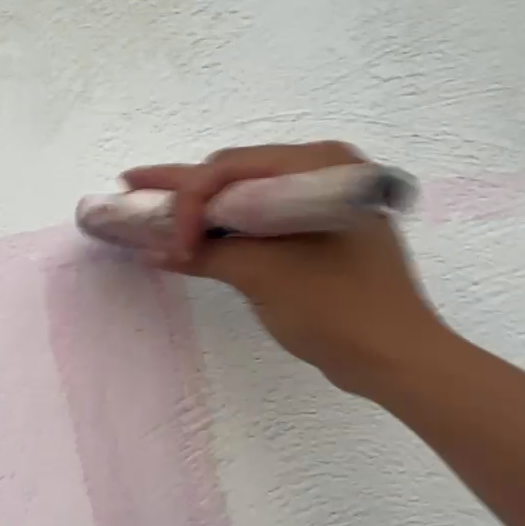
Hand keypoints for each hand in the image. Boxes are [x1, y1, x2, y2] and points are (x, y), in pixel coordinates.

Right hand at [121, 142, 454, 396]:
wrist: (394, 357)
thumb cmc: (336, 310)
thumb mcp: (264, 276)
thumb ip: (207, 253)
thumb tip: (151, 247)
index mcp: (318, 168)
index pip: (232, 169)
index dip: (188, 201)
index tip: (168, 246)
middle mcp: (320, 172)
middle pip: (235, 175)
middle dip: (183, 191)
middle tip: (130, 190)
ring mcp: (318, 202)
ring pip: (243, 195)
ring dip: (198, 207)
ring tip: (147, 204)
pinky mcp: (314, 230)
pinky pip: (258, 217)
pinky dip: (223, 226)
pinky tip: (188, 231)